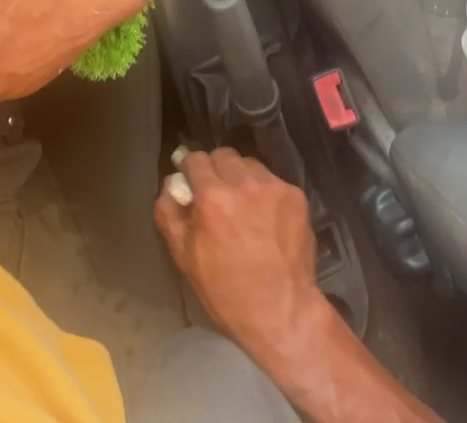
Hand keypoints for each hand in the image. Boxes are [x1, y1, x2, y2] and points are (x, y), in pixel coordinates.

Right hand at [154, 149, 323, 353]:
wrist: (282, 311)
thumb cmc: (225, 290)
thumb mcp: (184, 257)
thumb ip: (170, 214)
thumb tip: (171, 184)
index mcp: (212, 196)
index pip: (195, 159)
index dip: (190, 168)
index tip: (190, 181)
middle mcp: (243, 183)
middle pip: (223, 155)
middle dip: (215, 169)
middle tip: (216, 194)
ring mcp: (274, 187)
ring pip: (250, 165)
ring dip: (241, 178)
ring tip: (243, 206)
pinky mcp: (296, 195)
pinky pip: (272, 181)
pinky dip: (264, 192)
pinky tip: (265, 217)